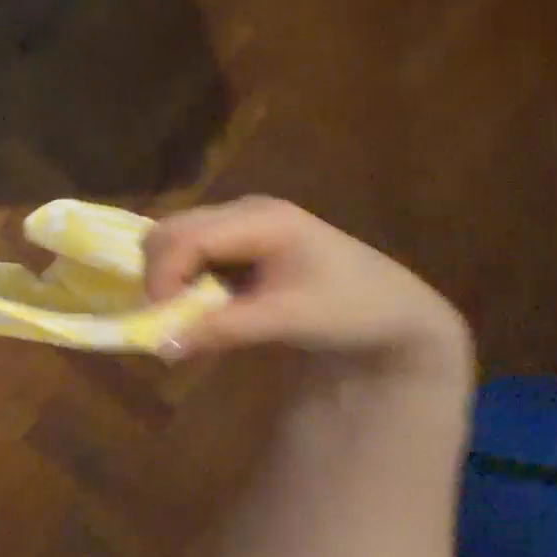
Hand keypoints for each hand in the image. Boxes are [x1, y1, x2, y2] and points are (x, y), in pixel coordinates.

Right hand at [144, 197, 469, 373]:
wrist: (398, 313)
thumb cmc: (352, 312)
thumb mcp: (289, 322)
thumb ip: (222, 329)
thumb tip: (159, 346)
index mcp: (265, 220)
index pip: (186, 238)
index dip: (164, 277)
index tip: (162, 318)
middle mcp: (244, 210)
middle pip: (168, 231)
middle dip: (159, 274)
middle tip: (170, 315)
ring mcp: (238, 220)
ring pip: (170, 239)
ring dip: (168, 276)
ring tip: (190, 310)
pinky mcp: (234, 235)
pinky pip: (185, 249)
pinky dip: (181, 276)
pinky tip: (205, 301)